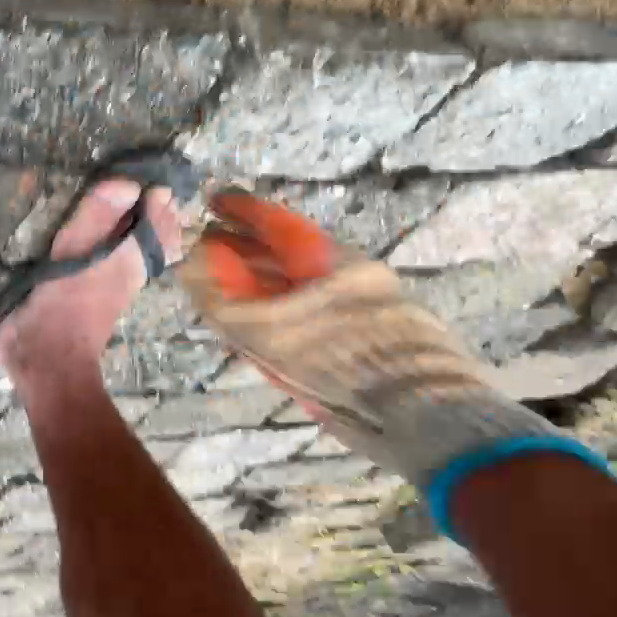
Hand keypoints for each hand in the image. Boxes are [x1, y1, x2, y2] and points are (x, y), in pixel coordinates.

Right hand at [182, 192, 558, 486]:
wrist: (423, 415)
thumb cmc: (337, 365)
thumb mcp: (258, 331)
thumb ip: (218, 295)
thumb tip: (193, 264)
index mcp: (330, 261)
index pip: (276, 222)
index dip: (241, 209)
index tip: (213, 200)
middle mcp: (353, 271)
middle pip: (290, 249)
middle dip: (247, 246)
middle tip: (211, 247)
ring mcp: (372, 299)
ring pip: (306, 277)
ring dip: (266, 278)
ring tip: (233, 286)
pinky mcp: (381, 328)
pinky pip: (322, 302)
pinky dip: (289, 303)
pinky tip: (271, 321)